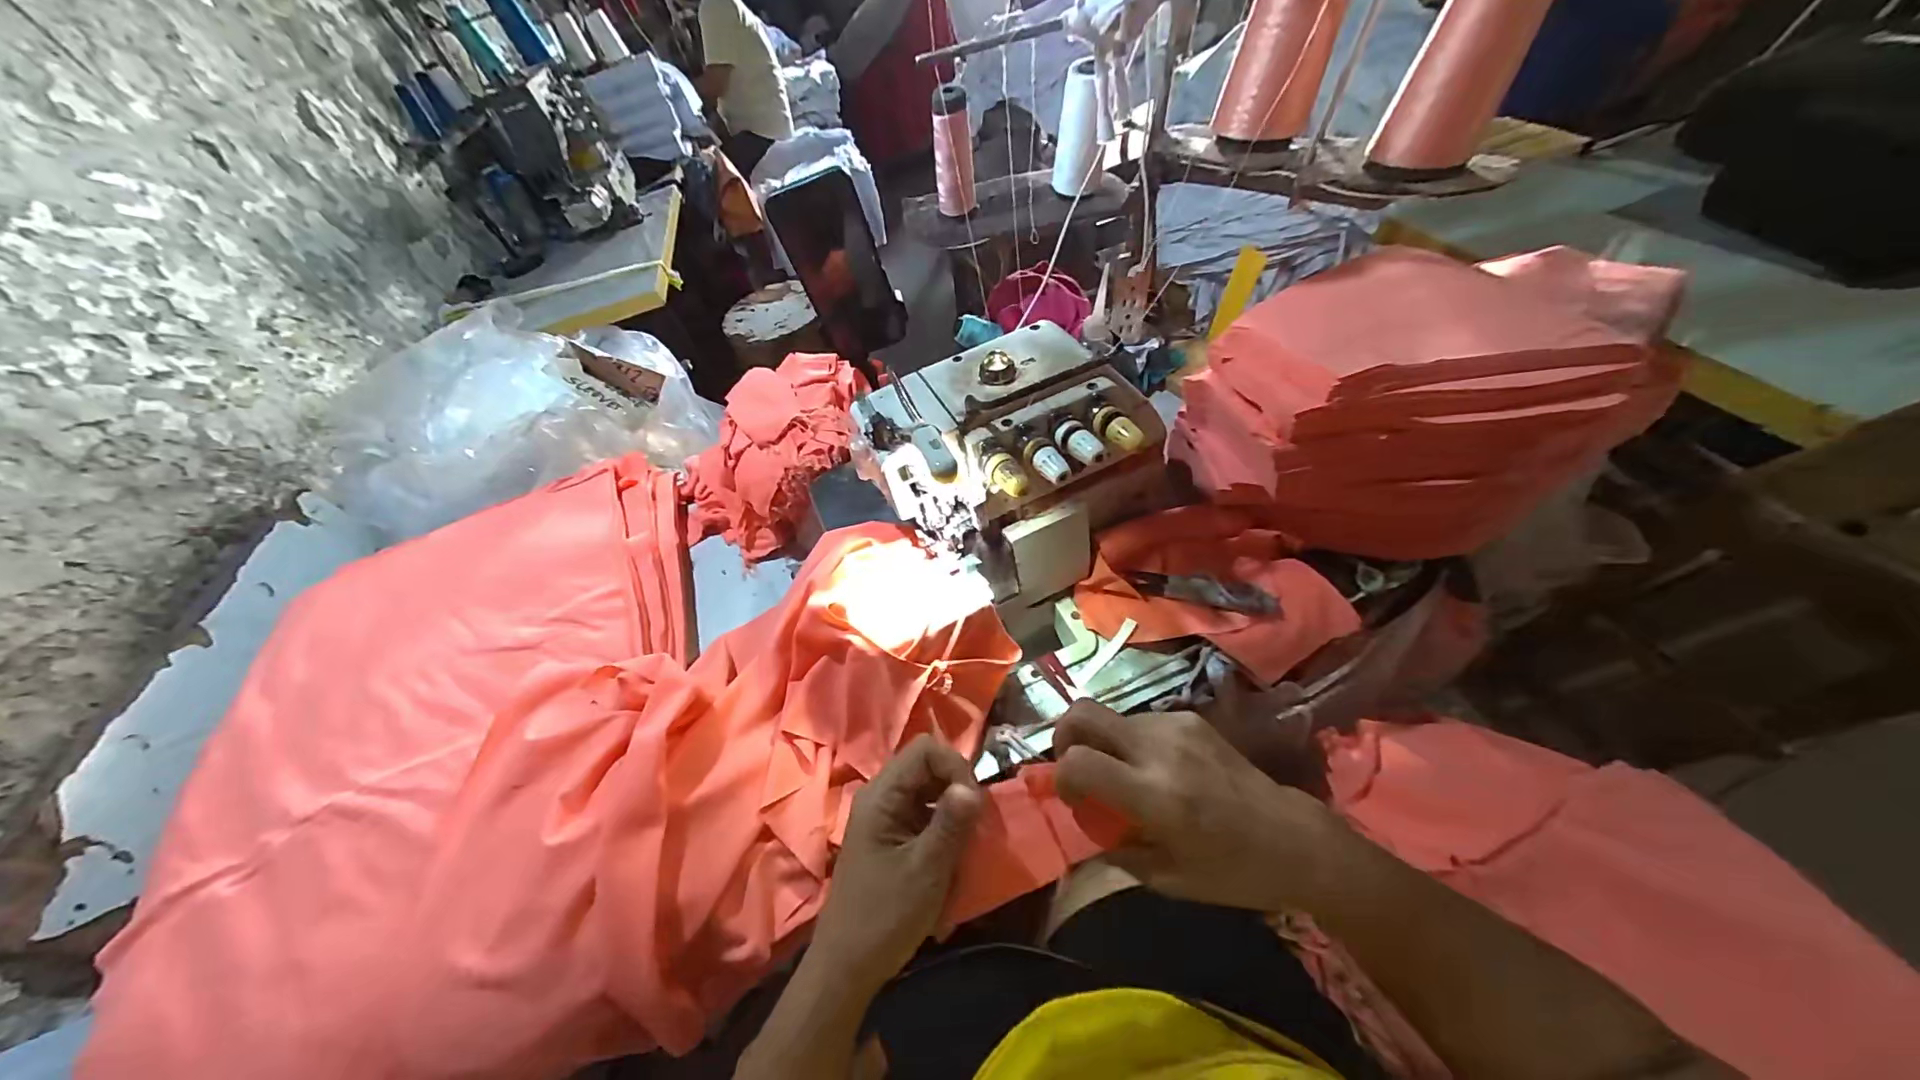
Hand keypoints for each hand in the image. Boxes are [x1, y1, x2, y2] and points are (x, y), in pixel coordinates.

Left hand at [811, 735, 982, 990]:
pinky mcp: (892, 837)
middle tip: (976, 824)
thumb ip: (951, 824)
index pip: (925, 750)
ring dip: (954, 810)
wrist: (847, 967)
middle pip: (928, 766)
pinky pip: (924, 814)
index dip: (956, 766)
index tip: (974, 804)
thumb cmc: (885, 916)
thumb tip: (974, 787)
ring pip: (929, 790)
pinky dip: (944, 827)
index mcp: (882, 795)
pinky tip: (955, 856)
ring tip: (969, 841)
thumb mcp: (926, 870)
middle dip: (958, 788)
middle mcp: (881, 796)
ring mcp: (885, 817)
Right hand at [1053, 701, 1348, 911]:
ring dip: (1103, 742)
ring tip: (1123, 776)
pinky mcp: (1191, 718)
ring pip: (1111, 716)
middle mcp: (1160, 749)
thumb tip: (1082, 832)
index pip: (1078, 762)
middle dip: (1064, 737)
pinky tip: (1155, 768)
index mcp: (1155, 795)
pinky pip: (1140, 720)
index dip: (1061, 778)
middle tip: (1075, 766)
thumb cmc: (1233, 871)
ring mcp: (1177, 726)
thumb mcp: (1169, 880)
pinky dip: (1132, 741)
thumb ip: (1116, 854)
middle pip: (1083, 713)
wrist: (1296, 839)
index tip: (1073, 799)